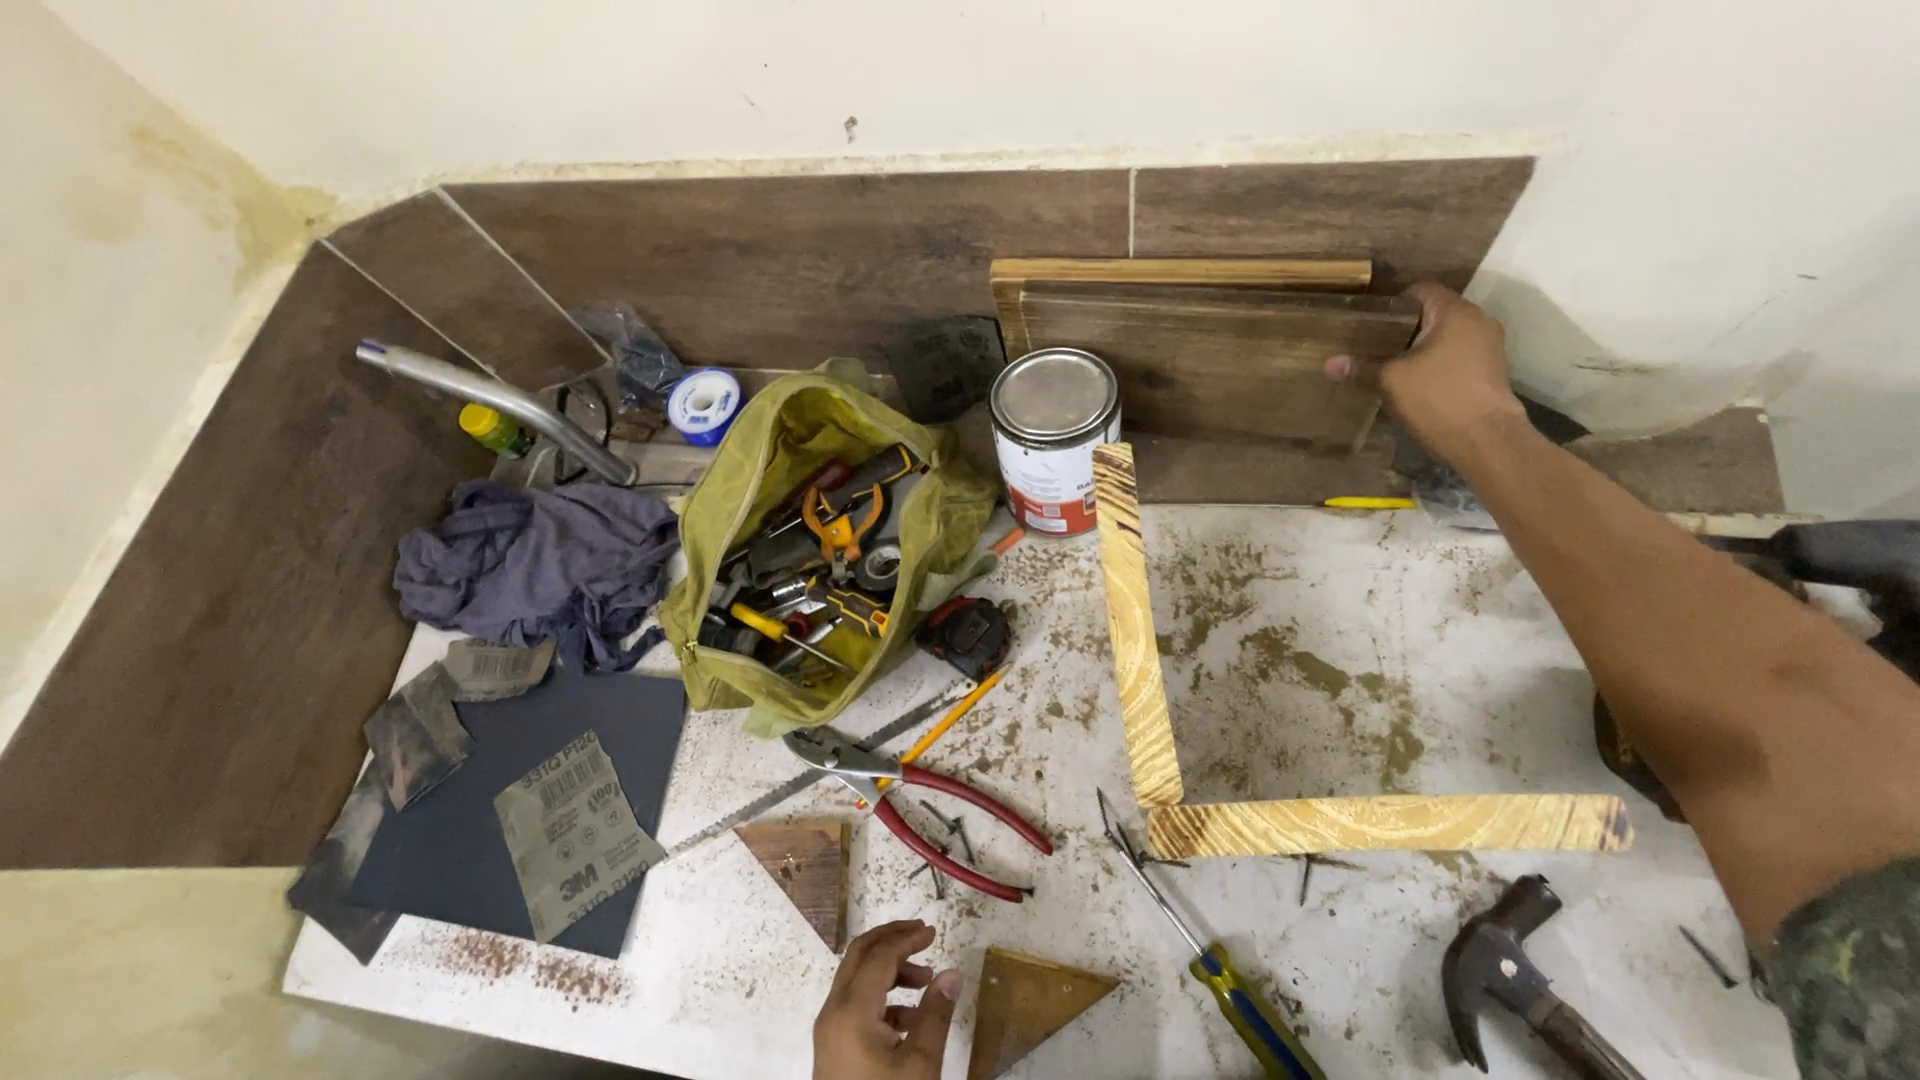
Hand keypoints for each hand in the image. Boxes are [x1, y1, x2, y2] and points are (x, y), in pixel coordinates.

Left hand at [812, 920, 961, 1079]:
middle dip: (892, 940)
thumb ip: (935, 1014)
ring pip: (856, 979)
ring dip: (889, 970)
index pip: (879, 955)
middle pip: (859, 956)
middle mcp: (833, 1012)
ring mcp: (829, 1030)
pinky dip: (882, 997)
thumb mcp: (920, 1064)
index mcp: (851, 1010)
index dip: (906, 938)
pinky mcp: (832, 1047)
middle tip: (924, 937)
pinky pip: (855, 1005)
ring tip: (926, 982)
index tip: (934, 932)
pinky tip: (910, 1018)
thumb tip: (952, 973)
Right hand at [1324, 282, 1526, 465]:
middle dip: (1404, 327)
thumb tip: (1329, 364)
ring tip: (1391, 363)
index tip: (1369, 321)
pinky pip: (1457, 355)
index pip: (1420, 290)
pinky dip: (1437, 362)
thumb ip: (1361, 368)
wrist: (1486, 439)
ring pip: (1446, 336)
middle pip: (1433, 313)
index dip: (1392, 303)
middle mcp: (1478, 321)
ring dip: (1421, 347)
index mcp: (1455, 313)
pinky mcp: (1491, 370)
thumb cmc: (1437, 398)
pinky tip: (1416, 381)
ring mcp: (1489, 346)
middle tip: (1373, 343)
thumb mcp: (1391, 381)